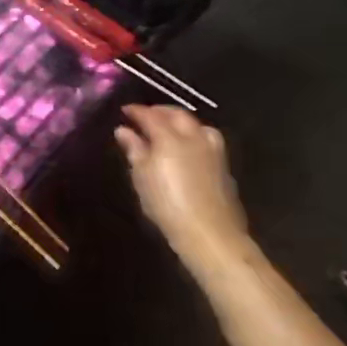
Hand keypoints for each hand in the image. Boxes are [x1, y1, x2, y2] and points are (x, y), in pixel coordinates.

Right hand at [114, 104, 250, 270]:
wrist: (211, 235)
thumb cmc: (168, 207)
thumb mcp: (142, 179)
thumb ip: (134, 150)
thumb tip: (124, 130)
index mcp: (170, 137)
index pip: (150, 115)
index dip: (136, 111)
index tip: (125, 110)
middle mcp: (193, 136)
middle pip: (176, 114)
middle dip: (159, 111)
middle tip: (145, 116)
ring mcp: (212, 149)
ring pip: (195, 123)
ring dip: (179, 120)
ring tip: (167, 128)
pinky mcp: (223, 164)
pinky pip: (205, 137)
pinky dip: (193, 134)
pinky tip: (187, 146)